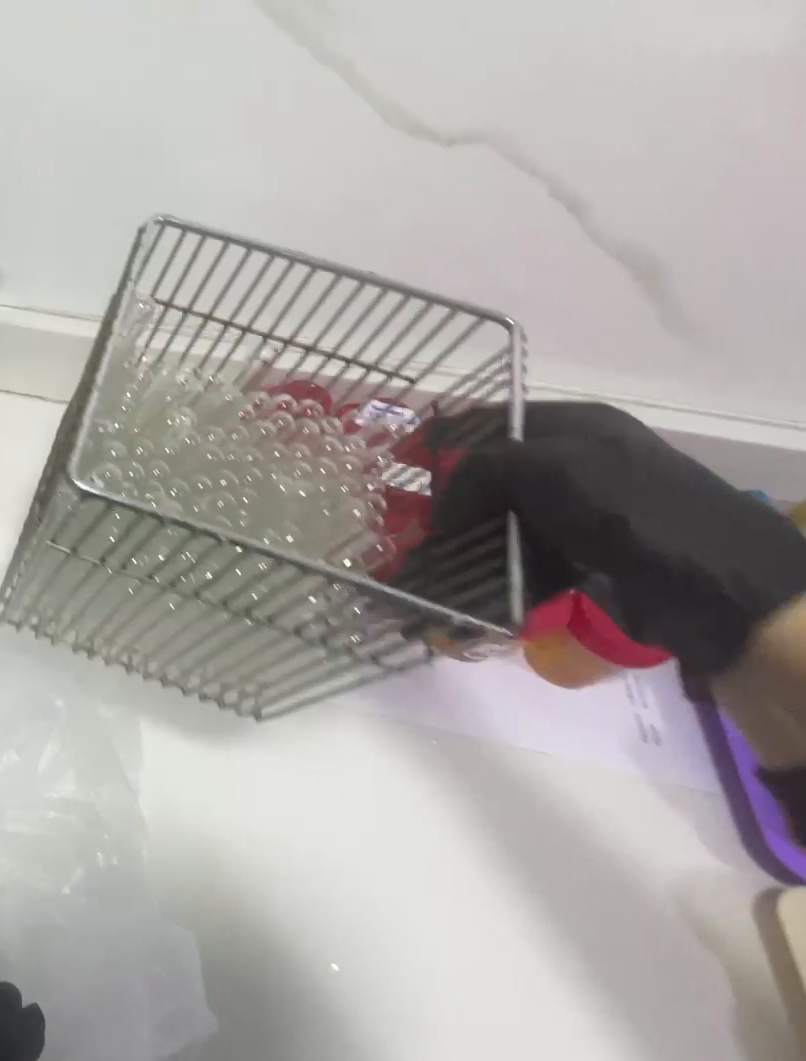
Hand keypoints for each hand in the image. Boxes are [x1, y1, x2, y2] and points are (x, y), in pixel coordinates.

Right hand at [421, 401, 805, 677]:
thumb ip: (478, 471)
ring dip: (456, 546)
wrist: (710, 583)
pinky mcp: (578, 557)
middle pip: (487, 477)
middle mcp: (573, 465)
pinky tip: (457, 592)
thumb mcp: (545, 468)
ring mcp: (577, 514)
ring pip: (496, 523)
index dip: (440, 437)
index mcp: (573, 428)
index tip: (395, 460)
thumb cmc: (627, 507)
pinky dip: (484, 576)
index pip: (489, 422)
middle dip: (442, 502)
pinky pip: (516, 561)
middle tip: (403, 524)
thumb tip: (440, 508)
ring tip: (418, 568)